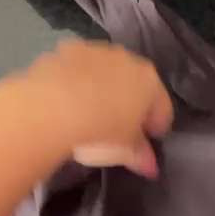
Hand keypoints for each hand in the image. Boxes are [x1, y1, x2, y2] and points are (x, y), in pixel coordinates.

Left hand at [0, 41, 173, 177]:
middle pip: (135, 83)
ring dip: (102, 87)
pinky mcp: (65, 50)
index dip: (157, 125)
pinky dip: (76, 80)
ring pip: (106, 70)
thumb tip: (149, 165)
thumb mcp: (124, 150)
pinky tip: (66, 99)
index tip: (148, 140)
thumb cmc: (100, 129)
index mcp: (149, 82)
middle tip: (119, 126)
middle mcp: (127, 59)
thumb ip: (140, 155)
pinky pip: (77, 68)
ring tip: (89, 111)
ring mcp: (96, 51)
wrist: (52, 106)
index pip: (162, 106)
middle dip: (131, 102)